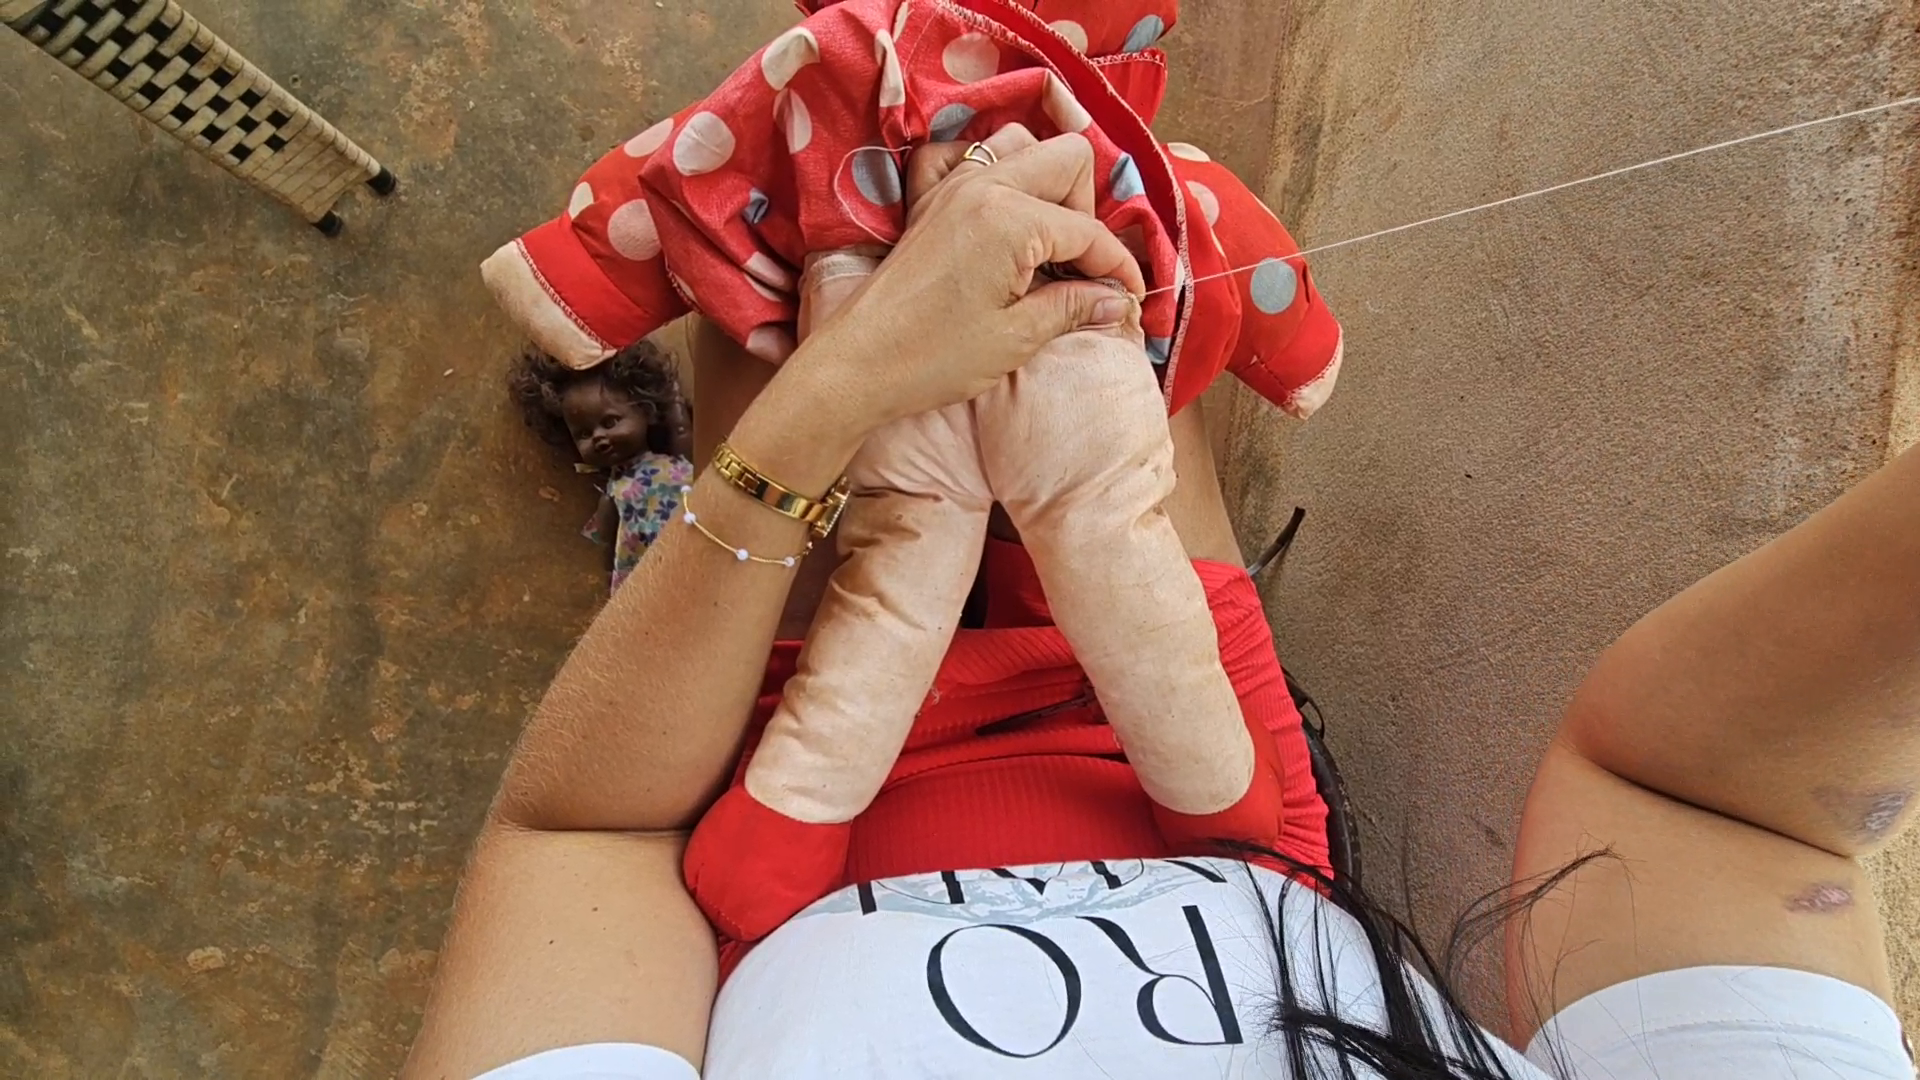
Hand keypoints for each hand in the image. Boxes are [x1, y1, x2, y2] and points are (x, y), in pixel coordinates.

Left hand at [793, 132, 1143, 428]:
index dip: (1118, 266)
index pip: (1087, 229)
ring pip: (1024, 149)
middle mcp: (984, 185)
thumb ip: (1073, 308)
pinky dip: (996, 178)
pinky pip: (971, 162)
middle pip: (1067, 160)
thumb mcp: (1016, 338)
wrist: (859, 365)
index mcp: (1011, 218)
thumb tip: (1117, 300)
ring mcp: (951, 188)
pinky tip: (1000, 221)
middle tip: (1080, 270)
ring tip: (1045, 248)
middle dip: (1087, 212)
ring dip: (1048, 188)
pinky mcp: (929, 204)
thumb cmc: (935, 358)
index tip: (1131, 300)